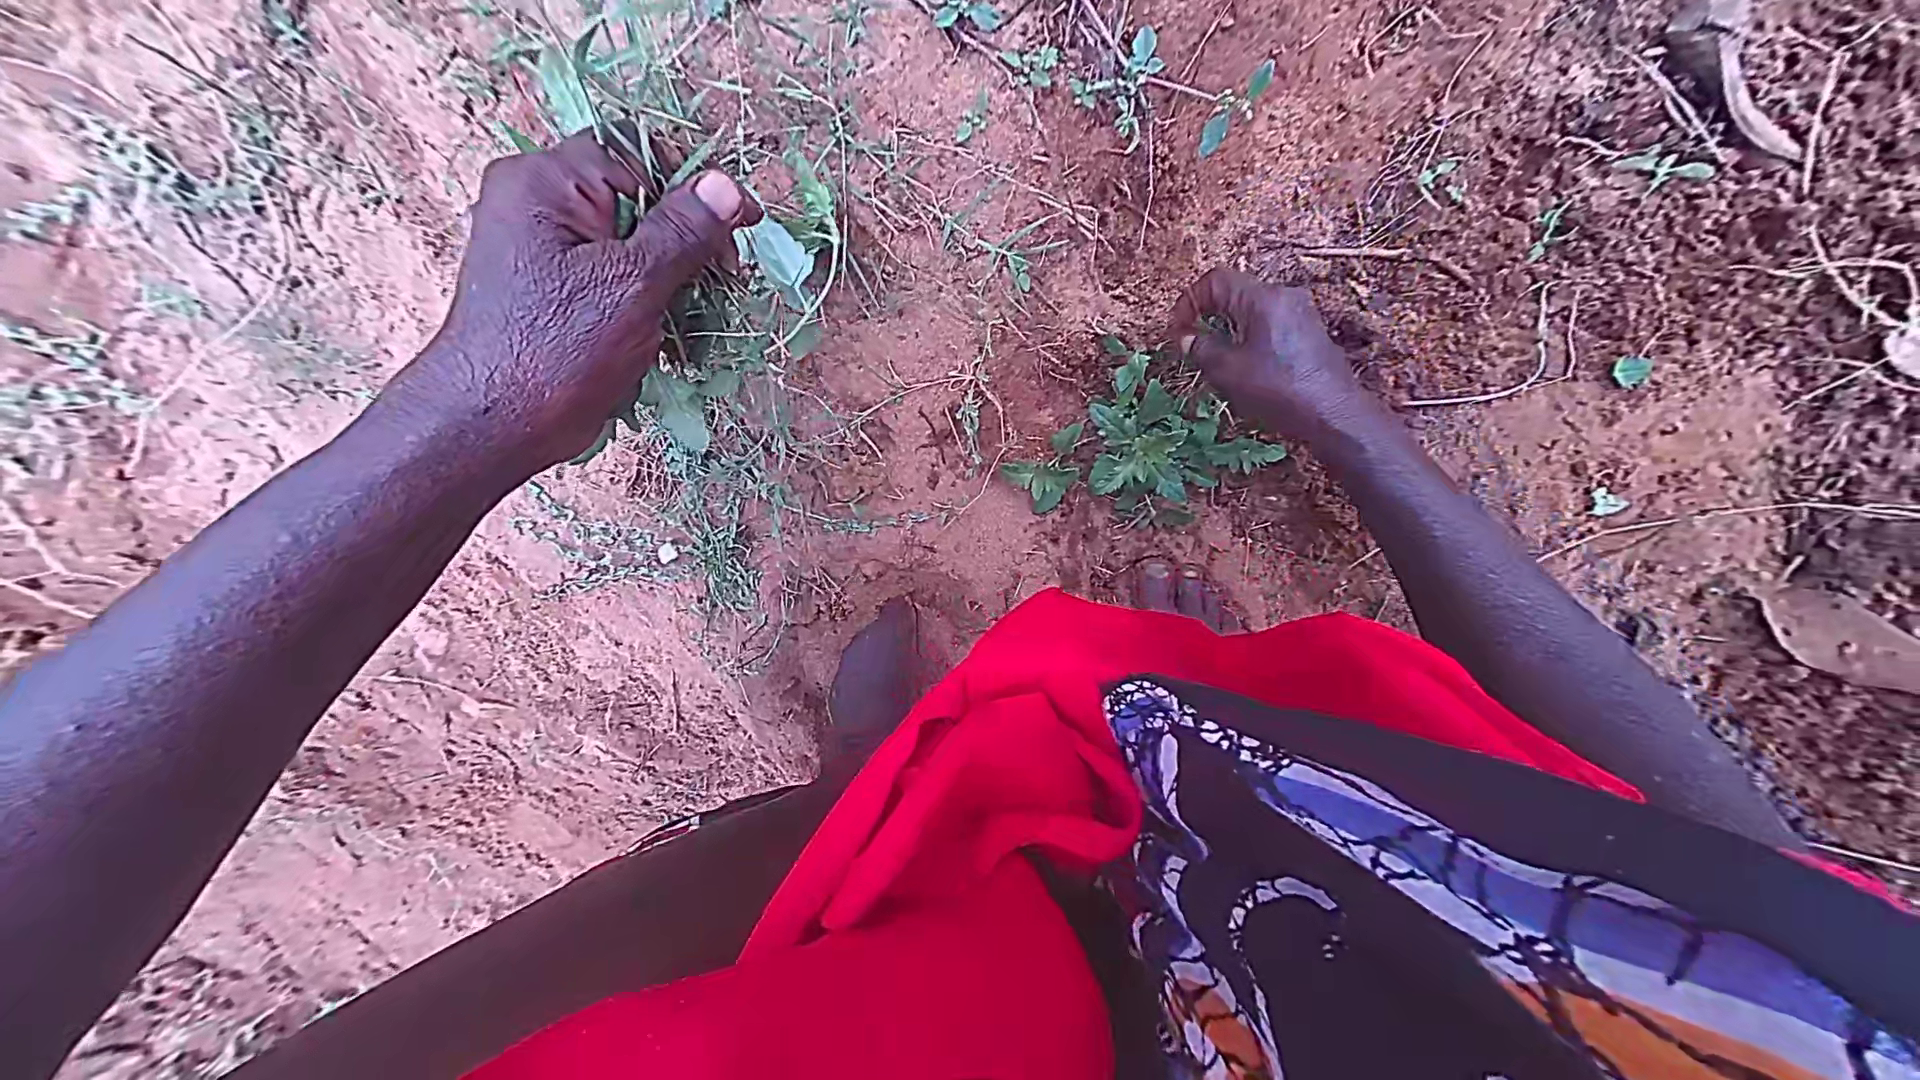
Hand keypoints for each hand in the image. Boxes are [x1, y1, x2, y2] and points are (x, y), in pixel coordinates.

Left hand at [377, 132, 758, 475]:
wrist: (502, 420)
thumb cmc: (559, 347)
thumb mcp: (632, 283)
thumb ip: (682, 232)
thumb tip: (727, 186)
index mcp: (548, 183)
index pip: (637, 154)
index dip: (697, 187)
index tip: (745, 226)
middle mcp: (545, 205)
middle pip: (640, 198)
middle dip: (691, 238)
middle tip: (728, 277)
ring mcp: (553, 251)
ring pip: (637, 243)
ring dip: (680, 275)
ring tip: (705, 310)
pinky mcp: (566, 291)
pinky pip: (623, 277)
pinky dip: (657, 298)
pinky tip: (678, 328)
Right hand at [1167, 268, 1379, 442]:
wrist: (1331, 413)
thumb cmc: (1277, 389)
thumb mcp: (1227, 371)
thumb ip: (1201, 349)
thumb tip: (1186, 338)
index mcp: (1262, 299)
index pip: (1215, 281)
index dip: (1189, 302)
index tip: (1178, 330)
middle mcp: (1283, 296)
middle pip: (1234, 294)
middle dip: (1206, 316)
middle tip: (1191, 345)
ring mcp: (1299, 313)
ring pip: (1250, 311)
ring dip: (1225, 329)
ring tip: (1214, 360)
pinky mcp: (1307, 332)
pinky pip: (1267, 324)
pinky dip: (1246, 337)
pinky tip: (1243, 367)